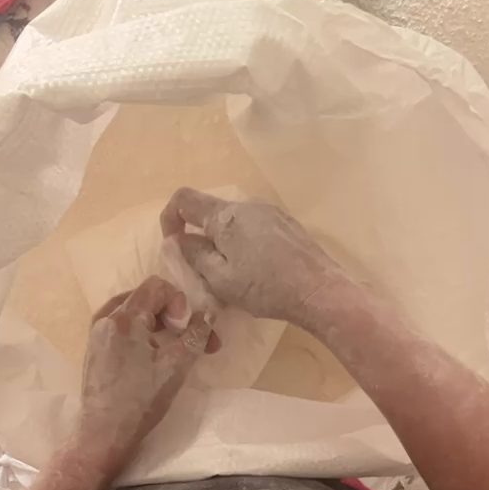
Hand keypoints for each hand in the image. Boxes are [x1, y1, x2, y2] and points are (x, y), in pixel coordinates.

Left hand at [66, 275, 220, 478]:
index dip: (179, 302)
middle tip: (189, 339)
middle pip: (144, 298)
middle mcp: (105, 318)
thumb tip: (209, 313)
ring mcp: (96, 334)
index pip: (156, 287)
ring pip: (133, 312)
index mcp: (123, 318)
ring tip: (172, 348)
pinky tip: (151, 356)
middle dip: (172, 314)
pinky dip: (141, 333)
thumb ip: (195, 335)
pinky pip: (121, 327)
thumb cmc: (141, 400)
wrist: (104, 433)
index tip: (187, 328)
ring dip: (157, 323)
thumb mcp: (176, 367)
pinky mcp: (94, 349)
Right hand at [160, 187, 348, 327]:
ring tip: (233, 275)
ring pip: (233, 223)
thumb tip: (178, 240)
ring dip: (223, 243)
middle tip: (204, 271)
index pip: (184, 199)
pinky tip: (257, 270)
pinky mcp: (285, 224)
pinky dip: (243, 244)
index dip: (170, 218)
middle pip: (210, 213)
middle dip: (199, 237)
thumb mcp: (220, 279)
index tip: (173, 245)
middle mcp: (246, 205)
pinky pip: (253, 228)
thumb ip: (194, 255)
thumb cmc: (265, 288)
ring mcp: (269, 212)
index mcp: (225, 217)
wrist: (318, 290)